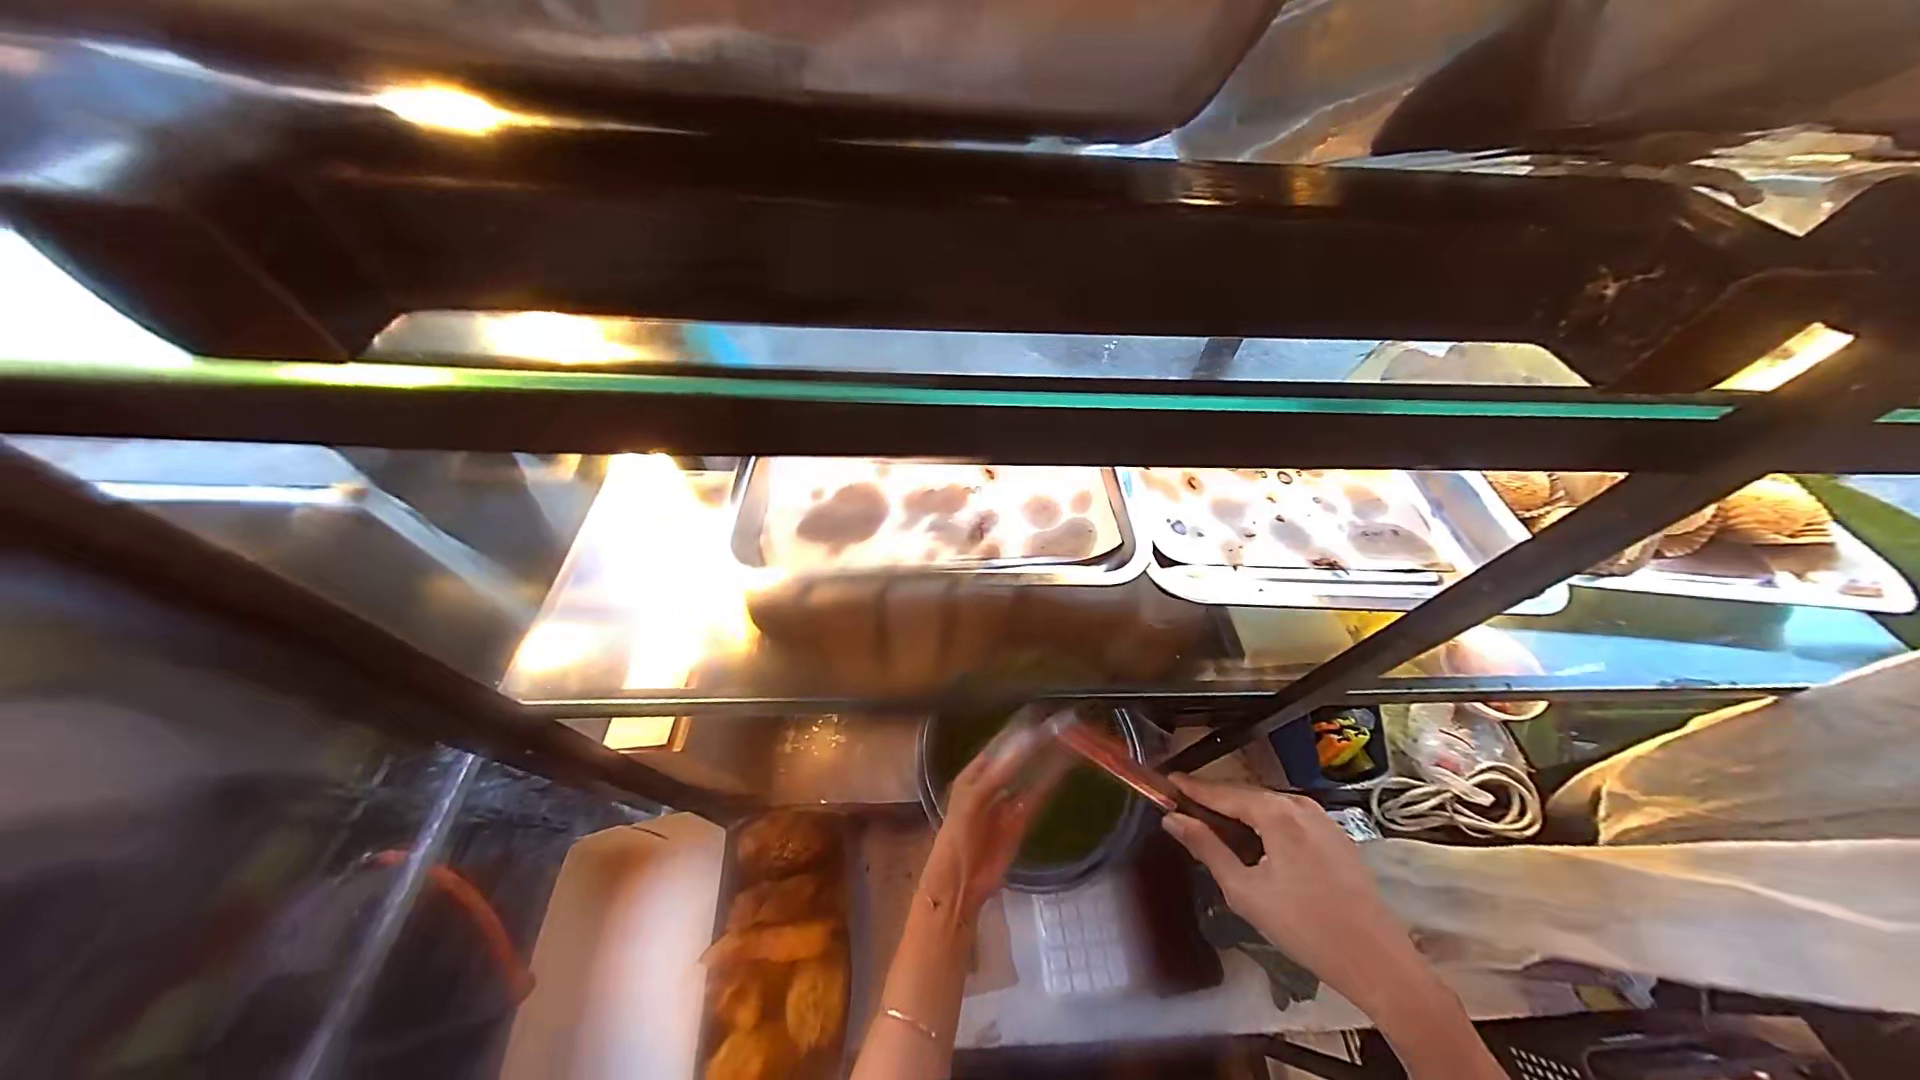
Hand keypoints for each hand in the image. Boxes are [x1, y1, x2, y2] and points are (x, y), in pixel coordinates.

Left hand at [923, 738, 1070, 918]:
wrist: (960, 882)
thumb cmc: (958, 836)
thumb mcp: (974, 799)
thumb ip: (999, 774)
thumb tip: (1023, 746)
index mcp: (973, 774)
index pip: (998, 745)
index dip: (1017, 732)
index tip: (1038, 715)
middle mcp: (991, 783)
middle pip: (1017, 758)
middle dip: (1036, 743)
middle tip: (1060, 725)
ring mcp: (1007, 802)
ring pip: (1030, 775)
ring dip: (1046, 760)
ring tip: (1068, 741)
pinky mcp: (1021, 820)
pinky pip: (1038, 796)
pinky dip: (1050, 782)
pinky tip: (1064, 768)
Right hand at [1161, 774, 1506, 1079]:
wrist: (1378, 962)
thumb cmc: (1304, 926)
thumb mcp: (1244, 890)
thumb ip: (1206, 847)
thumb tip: (1172, 818)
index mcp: (1276, 812)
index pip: (1222, 791)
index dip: (1192, 787)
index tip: (1168, 780)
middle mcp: (1300, 805)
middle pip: (1246, 794)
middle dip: (1215, 799)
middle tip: (1186, 807)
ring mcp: (1323, 819)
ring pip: (1269, 806)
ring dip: (1241, 813)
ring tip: (1215, 826)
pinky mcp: (1337, 837)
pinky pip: (1290, 819)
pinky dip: (1266, 823)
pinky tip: (1256, 843)